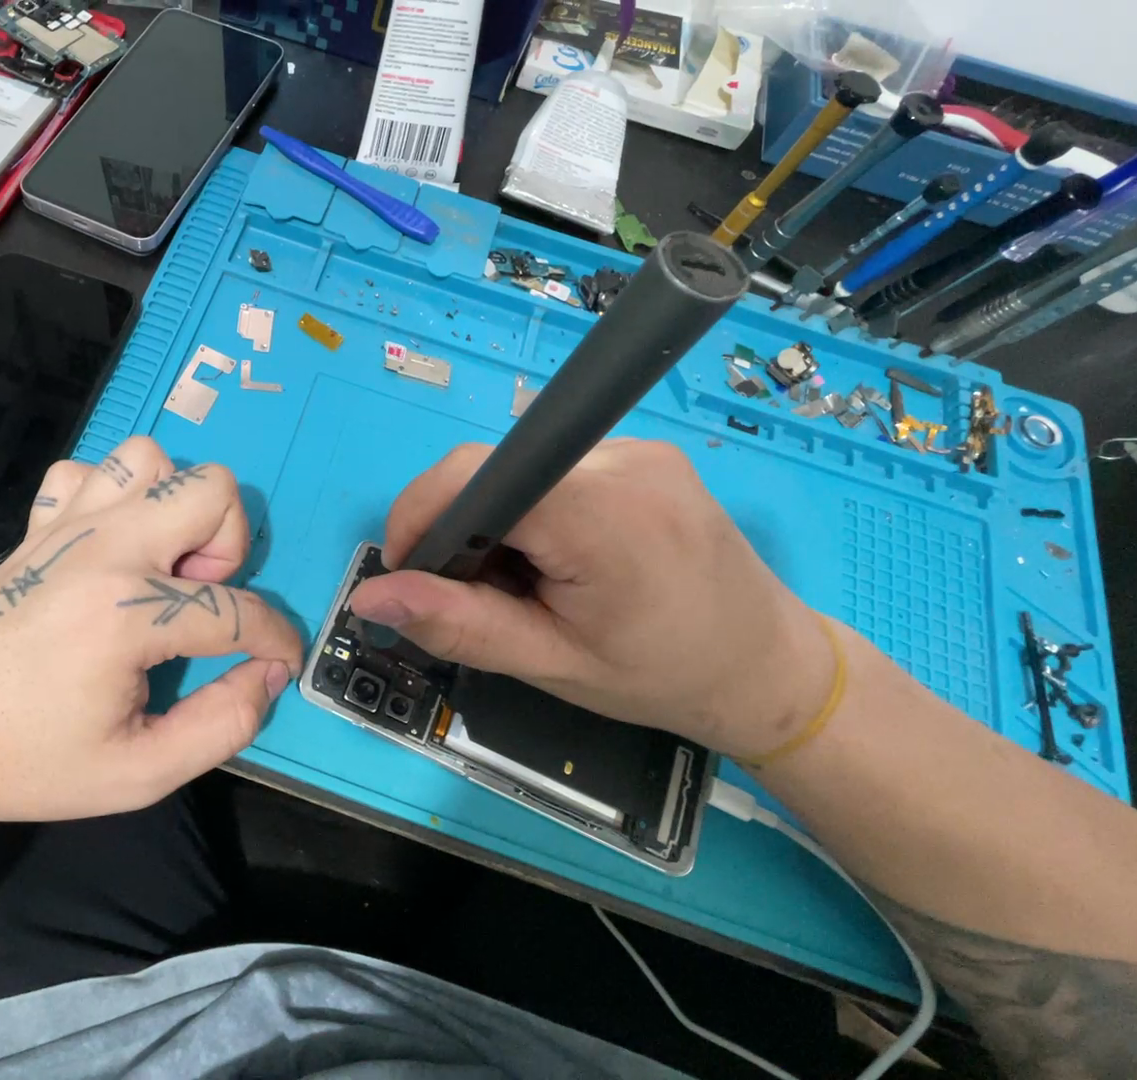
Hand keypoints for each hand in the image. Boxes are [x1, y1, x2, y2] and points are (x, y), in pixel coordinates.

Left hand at [0, 437, 302, 839]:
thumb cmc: (27, 765)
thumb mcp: (140, 774)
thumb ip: (224, 726)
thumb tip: (269, 675)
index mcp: (126, 615)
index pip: (238, 610)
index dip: (278, 639)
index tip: (280, 661)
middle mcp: (101, 551)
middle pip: (211, 491)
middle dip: (230, 546)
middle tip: (199, 602)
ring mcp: (63, 529)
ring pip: (150, 458)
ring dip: (174, 509)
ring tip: (158, 570)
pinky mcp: (34, 529)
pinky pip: (87, 470)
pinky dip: (113, 496)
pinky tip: (105, 551)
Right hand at [347, 439, 833, 758]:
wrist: (768, 667)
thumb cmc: (659, 676)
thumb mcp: (548, 662)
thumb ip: (456, 623)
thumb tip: (369, 598)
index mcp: (600, 512)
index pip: (473, 476)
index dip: (423, 517)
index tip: (413, 574)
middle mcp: (619, 458)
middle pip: (491, 470)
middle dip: (461, 530)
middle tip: (476, 596)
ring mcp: (636, 449)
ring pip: (518, 470)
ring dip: (496, 524)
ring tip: (526, 585)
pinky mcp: (642, 454)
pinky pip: (553, 469)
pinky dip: (531, 512)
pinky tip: (557, 561)